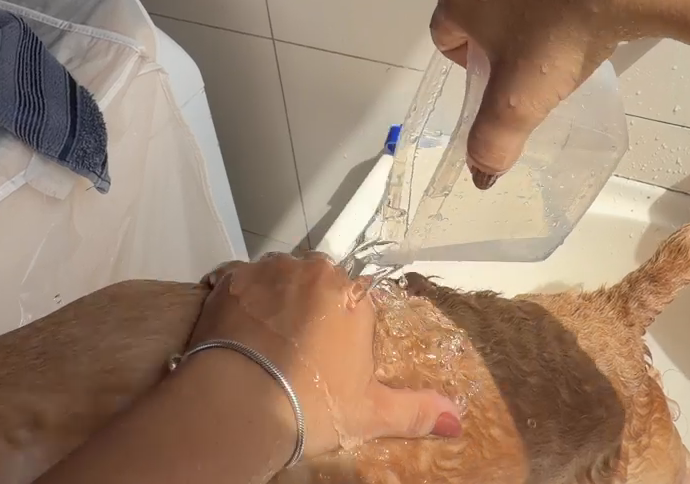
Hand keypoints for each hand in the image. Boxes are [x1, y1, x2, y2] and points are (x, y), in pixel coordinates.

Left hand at [189, 254, 460, 458]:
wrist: (238, 405)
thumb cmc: (309, 404)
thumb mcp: (369, 414)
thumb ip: (415, 411)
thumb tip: (457, 418)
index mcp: (353, 294)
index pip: (354, 298)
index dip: (341, 327)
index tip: (327, 354)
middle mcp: (315, 270)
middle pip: (316, 281)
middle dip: (309, 306)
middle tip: (295, 350)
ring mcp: (271, 271)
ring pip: (279, 277)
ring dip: (274, 299)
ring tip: (262, 343)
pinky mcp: (233, 279)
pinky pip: (239, 280)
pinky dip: (238, 300)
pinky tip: (234, 329)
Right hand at [430, 0, 689, 183]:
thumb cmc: (560, 32)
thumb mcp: (521, 101)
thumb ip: (492, 143)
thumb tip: (480, 176)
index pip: (445, 36)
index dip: (474, 66)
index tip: (511, 79)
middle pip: (476, 5)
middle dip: (499, 34)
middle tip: (537, 60)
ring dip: (527, 6)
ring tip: (566, 30)